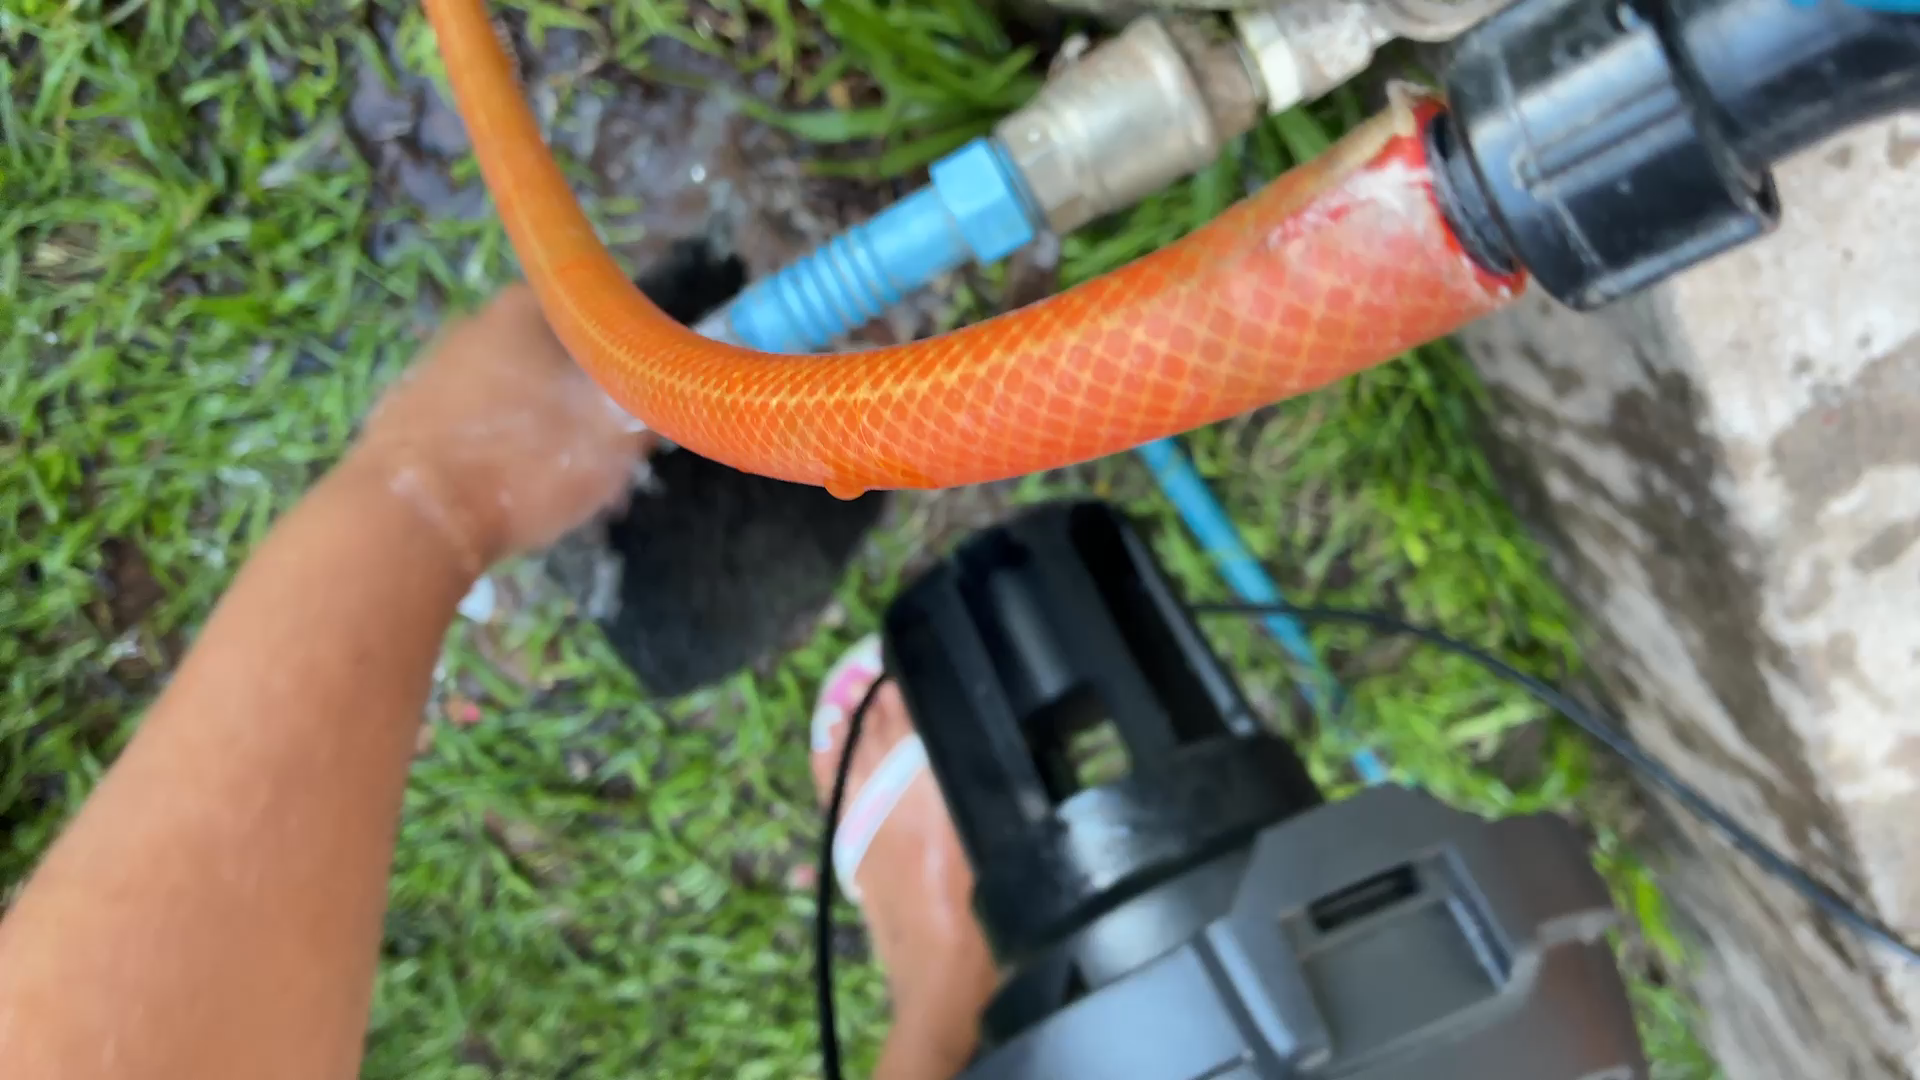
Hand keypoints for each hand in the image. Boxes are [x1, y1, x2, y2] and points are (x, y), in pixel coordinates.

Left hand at [349, 286, 653, 567]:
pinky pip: (480, 424)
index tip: (637, 385)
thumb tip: (658, 396)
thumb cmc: (527, 464)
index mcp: (521, 316)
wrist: (416, 518)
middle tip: (612, 444)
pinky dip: (506, 447)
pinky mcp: (409, 417)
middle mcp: (473, 328)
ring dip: (550, 427)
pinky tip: (526, 489)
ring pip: (517, 394)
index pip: (586, 311)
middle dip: (585, 396)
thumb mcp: (614, 443)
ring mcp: (434, 371)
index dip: (618, 348)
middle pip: (550, 356)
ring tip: (576, 479)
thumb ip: (645, 410)